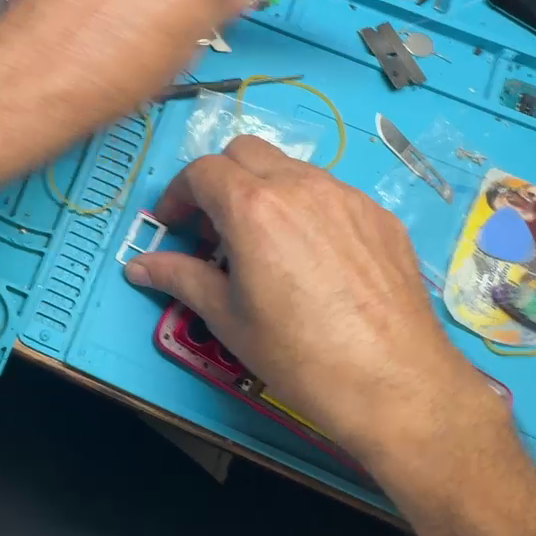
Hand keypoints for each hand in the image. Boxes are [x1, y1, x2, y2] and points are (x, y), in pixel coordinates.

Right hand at [122, 137, 510, 479]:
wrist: (397, 385)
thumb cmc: (297, 353)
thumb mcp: (225, 316)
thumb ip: (179, 277)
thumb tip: (137, 267)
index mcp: (253, 208)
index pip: (202, 172)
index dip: (178, 194)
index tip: (174, 225)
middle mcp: (300, 187)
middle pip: (244, 151)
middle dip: (218, 178)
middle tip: (213, 225)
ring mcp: (347, 198)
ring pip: (290, 167)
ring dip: (262, 188)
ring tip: (261, 241)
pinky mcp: (380, 217)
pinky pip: (330, 192)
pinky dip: (304, 206)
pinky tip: (309, 256)